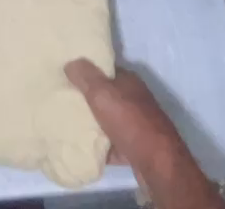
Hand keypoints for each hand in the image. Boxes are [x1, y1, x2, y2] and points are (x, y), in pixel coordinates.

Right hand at [65, 59, 224, 208]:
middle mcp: (136, 99)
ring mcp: (139, 124)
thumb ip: (85, 76)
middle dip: (89, 100)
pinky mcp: (138, 146)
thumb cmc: (128, 120)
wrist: (157, 162)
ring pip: (111, 120)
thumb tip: (71, 62)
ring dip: (97, 125)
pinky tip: (89, 149)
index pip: (105, 71)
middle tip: (67, 103)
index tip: (68, 78)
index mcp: (129, 81)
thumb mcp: (101, 93)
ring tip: (74, 126)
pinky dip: (105, 147)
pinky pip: (116, 143)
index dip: (87, 72)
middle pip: (107, 96)